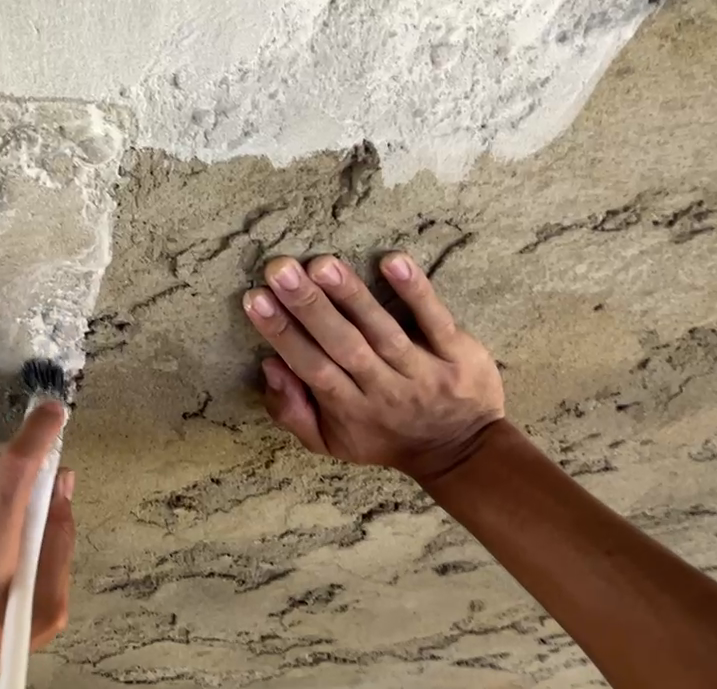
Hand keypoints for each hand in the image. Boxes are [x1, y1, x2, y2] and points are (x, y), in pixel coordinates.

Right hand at [241, 252, 503, 483]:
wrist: (462, 455)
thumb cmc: (380, 437)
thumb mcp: (327, 441)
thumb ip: (290, 410)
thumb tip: (270, 365)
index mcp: (347, 406)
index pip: (310, 365)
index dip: (281, 332)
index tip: (254, 297)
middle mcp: (383, 388)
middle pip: (342, 344)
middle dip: (308, 305)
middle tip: (278, 268)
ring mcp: (423, 371)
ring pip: (382, 329)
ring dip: (351, 295)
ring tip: (321, 263)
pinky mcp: (459, 354)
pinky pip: (436, 320)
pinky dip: (415, 291)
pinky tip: (392, 260)